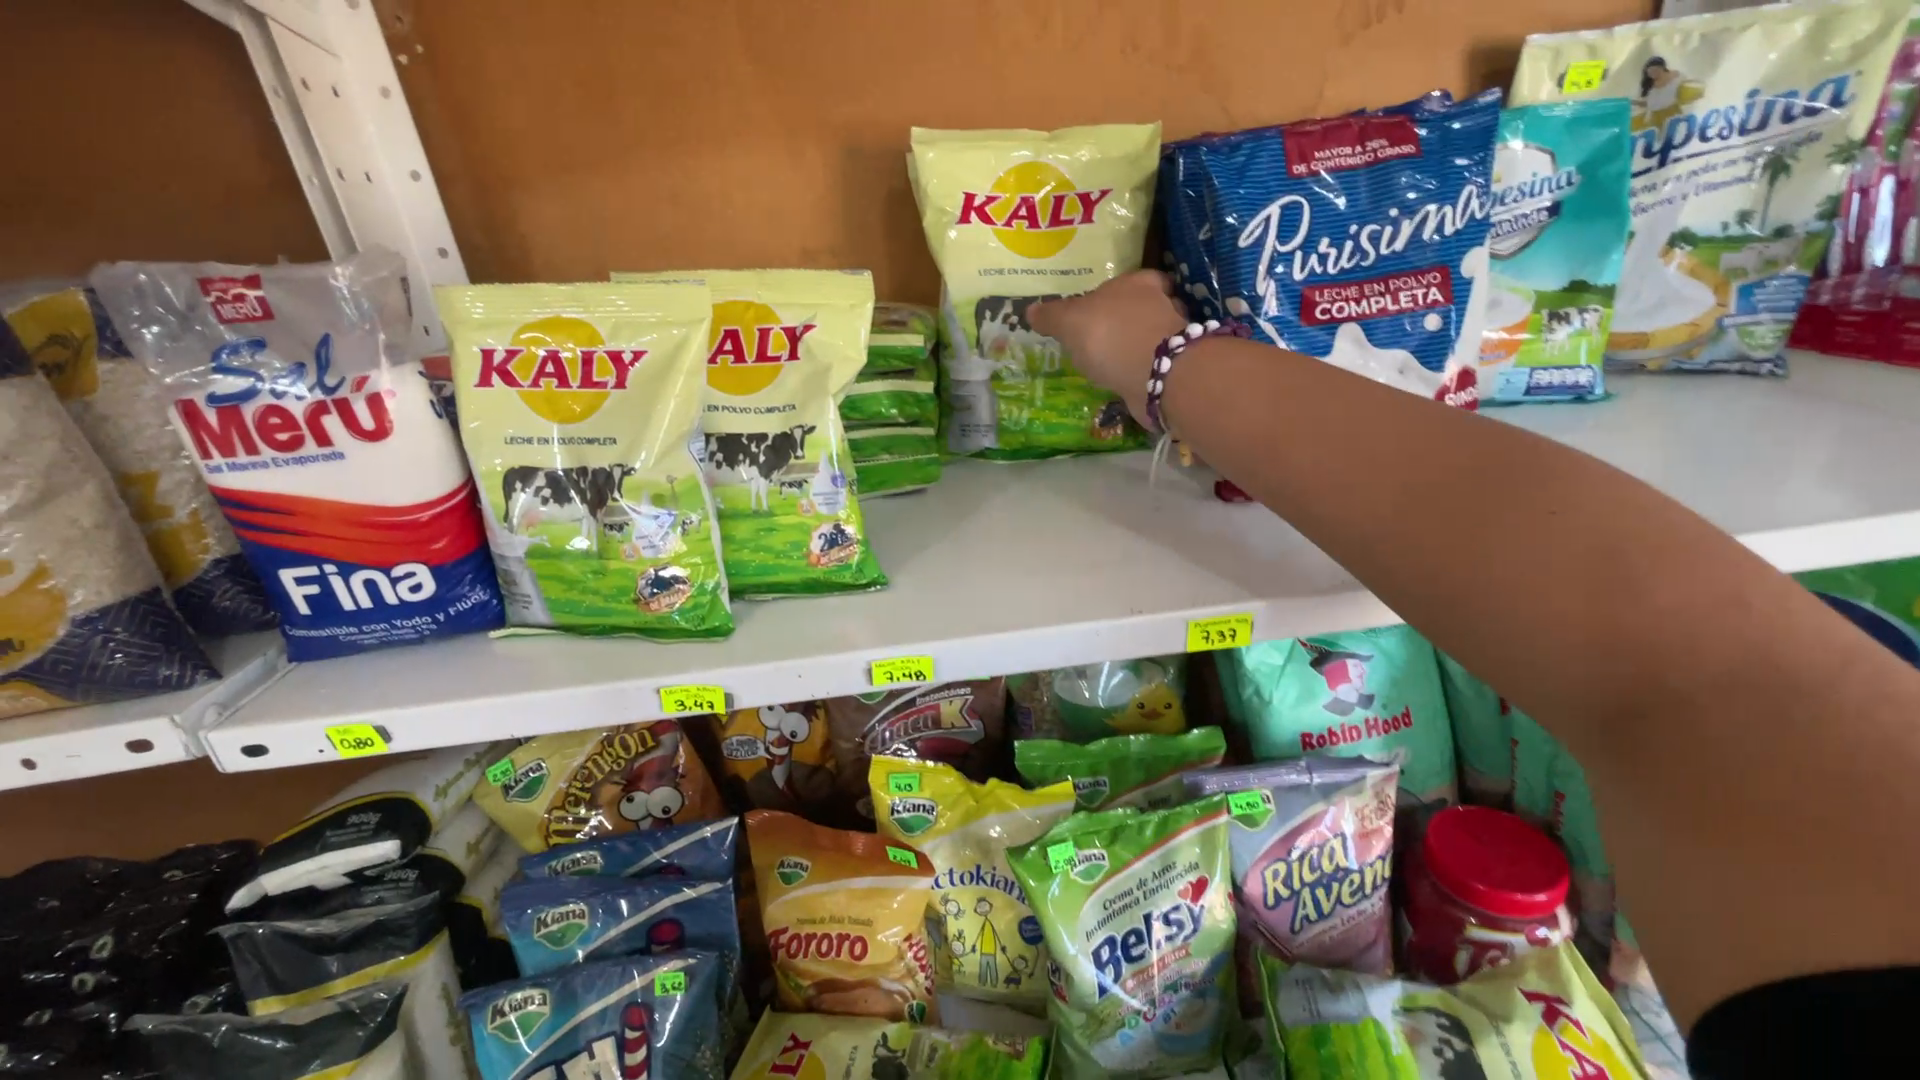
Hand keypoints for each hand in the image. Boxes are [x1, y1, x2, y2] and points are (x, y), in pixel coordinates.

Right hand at [1029, 271, 1190, 424]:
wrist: (1153, 374)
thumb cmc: (1109, 334)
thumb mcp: (1068, 321)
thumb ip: (1051, 316)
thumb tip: (1030, 311)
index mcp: (1136, 283)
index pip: (1139, 278)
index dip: (1127, 289)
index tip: (1112, 304)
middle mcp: (1161, 304)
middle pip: (1149, 306)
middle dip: (1133, 318)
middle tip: (1111, 334)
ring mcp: (1173, 337)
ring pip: (1155, 336)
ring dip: (1140, 346)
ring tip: (1118, 361)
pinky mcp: (1177, 367)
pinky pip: (1158, 364)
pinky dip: (1145, 370)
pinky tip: (1128, 380)